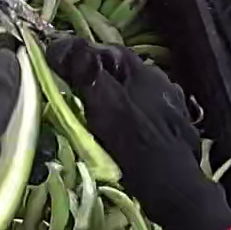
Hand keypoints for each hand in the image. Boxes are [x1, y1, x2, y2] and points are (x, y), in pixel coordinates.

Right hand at [46, 37, 230, 229]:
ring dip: (111, 103)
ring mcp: (169, 108)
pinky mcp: (172, 131)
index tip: (59, 72)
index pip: (106, 51)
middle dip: (95, 82)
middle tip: (71, 99)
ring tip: (90, 120)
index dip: (81, 59)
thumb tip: (59, 42)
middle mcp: (160, 83)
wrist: (171, 187)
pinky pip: (141, 117)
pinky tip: (116, 137)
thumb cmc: (134, 142)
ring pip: (130, 96)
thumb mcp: (103, 102)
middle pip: (119, 74)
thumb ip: (84, 71)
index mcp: (143, 71)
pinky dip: (125, 122)